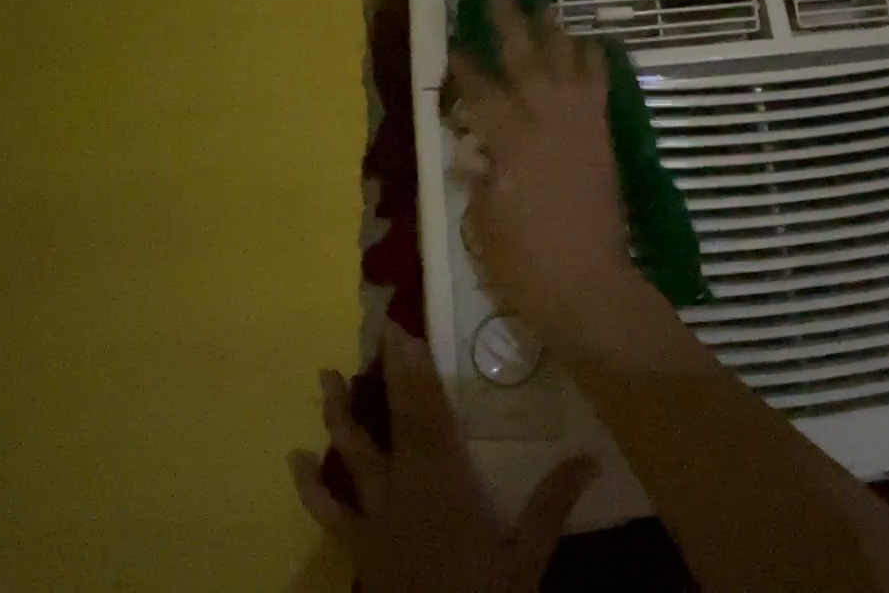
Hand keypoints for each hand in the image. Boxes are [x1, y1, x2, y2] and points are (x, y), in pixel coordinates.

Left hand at [288, 323, 597, 592]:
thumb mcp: (527, 558)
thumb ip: (553, 504)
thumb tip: (592, 457)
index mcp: (445, 483)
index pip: (430, 415)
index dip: (417, 372)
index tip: (406, 333)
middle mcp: (405, 489)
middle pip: (395, 421)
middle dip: (389, 374)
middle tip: (381, 330)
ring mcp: (376, 516)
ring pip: (353, 456)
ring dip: (340, 415)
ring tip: (326, 378)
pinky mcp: (359, 544)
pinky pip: (329, 512)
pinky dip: (310, 486)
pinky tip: (295, 460)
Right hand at [450, 0, 636, 337]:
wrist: (589, 284)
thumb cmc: (526, 262)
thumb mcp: (484, 220)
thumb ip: (480, 176)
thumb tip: (476, 148)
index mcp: (511, 142)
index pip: (481, 92)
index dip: (465, 67)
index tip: (454, 44)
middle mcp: (547, 121)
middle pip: (526, 61)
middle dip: (508, 25)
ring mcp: (581, 126)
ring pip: (568, 64)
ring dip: (555, 33)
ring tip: (544, 5)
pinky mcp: (604, 137)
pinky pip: (600, 87)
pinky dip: (594, 62)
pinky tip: (588, 45)